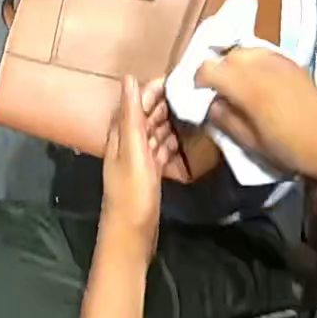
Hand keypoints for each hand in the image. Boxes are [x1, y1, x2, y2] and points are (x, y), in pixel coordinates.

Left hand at [98, 75, 176, 262]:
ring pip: (157, 129)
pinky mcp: (150, 171)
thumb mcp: (133, 151)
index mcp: (122, 132)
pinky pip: (162, 147)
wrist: (131, 240)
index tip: (180, 78)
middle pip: (149, 112)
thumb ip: (131, 115)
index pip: (139, 99)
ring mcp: (140, 156)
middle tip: (194, 93)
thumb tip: (129, 77)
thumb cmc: (132, 194)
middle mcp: (129, 140)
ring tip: (194, 110)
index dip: (156, 87)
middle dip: (168, 101)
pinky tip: (187, 136)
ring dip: (172, 119)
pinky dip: (172, 140)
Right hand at [196, 48, 316, 180]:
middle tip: (218, 91)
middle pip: (224, 55)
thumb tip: (210, 105)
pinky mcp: (287, 58)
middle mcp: (255, 63)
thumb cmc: (289, 146)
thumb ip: (226, 119)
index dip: (199, 80)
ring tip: (236, 83)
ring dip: (234, 63)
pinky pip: (260, 51)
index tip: (199, 94)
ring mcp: (273, 57)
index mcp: (244, 85)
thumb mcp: (251, 142)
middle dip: (217, 70)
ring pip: (242, 50)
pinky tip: (256, 78)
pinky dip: (251, 60)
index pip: (208, 68)